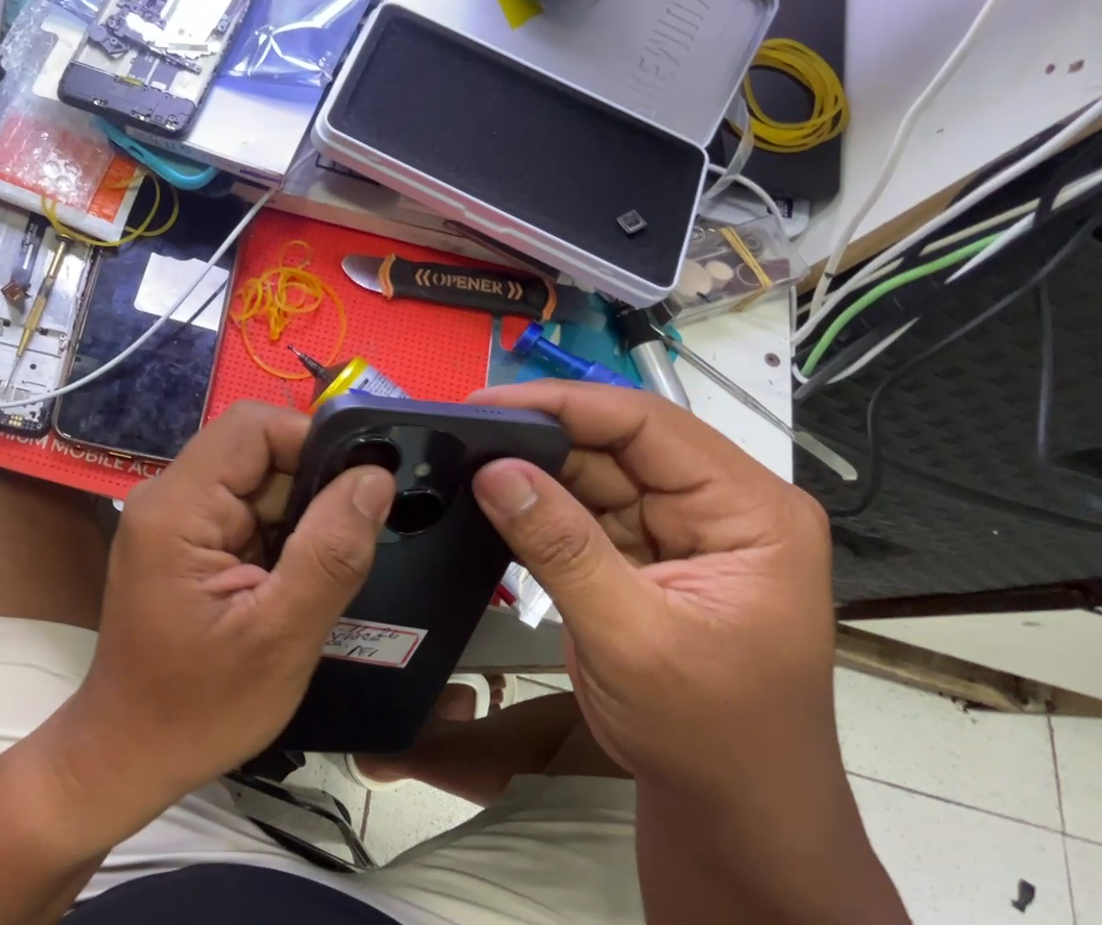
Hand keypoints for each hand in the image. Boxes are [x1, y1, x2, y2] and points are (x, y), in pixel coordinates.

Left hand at [51, 402, 396, 822]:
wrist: (131, 751)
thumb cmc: (199, 706)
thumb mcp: (279, 635)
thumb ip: (329, 553)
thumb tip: (374, 478)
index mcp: (177, 508)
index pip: (252, 427)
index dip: (313, 442)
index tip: (364, 486)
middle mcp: (168, 499)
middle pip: (254, 453)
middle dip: (310, 489)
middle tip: (352, 544)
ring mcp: (172, 523)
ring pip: (255, 486)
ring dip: (298, 520)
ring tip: (325, 572)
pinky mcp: (182, 547)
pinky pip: (242, 517)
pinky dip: (278, 540)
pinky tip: (295, 583)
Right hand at [466, 381, 838, 797]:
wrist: (729, 805)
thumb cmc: (709, 730)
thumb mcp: (633, 636)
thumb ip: (562, 548)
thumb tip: (493, 472)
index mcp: (749, 510)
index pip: (649, 426)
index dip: (565, 405)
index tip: (484, 403)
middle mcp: (716, 507)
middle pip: (616, 446)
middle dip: (538, 439)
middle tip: (459, 433)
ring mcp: (676, 532)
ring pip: (590, 477)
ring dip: (530, 473)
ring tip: (462, 461)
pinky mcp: (639, 557)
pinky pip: (579, 516)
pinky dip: (534, 509)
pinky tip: (488, 499)